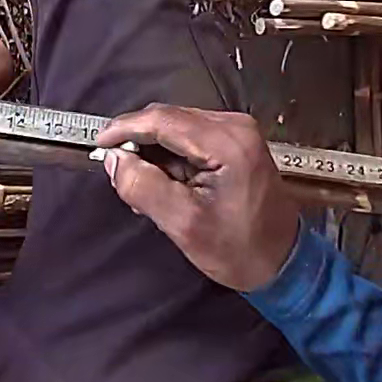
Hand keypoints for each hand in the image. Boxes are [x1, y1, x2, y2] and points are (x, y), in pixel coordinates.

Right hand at [96, 105, 300, 291]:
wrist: (285, 262)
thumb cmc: (238, 249)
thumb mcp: (185, 224)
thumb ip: (145, 188)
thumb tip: (114, 160)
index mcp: (227, 141)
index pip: (163, 120)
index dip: (126, 128)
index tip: (97, 144)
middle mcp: (233, 124)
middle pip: (169, 119)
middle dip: (138, 142)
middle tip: (118, 173)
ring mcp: (237, 129)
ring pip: (177, 126)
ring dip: (153, 151)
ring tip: (141, 187)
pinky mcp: (235, 139)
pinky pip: (190, 136)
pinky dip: (170, 154)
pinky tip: (163, 182)